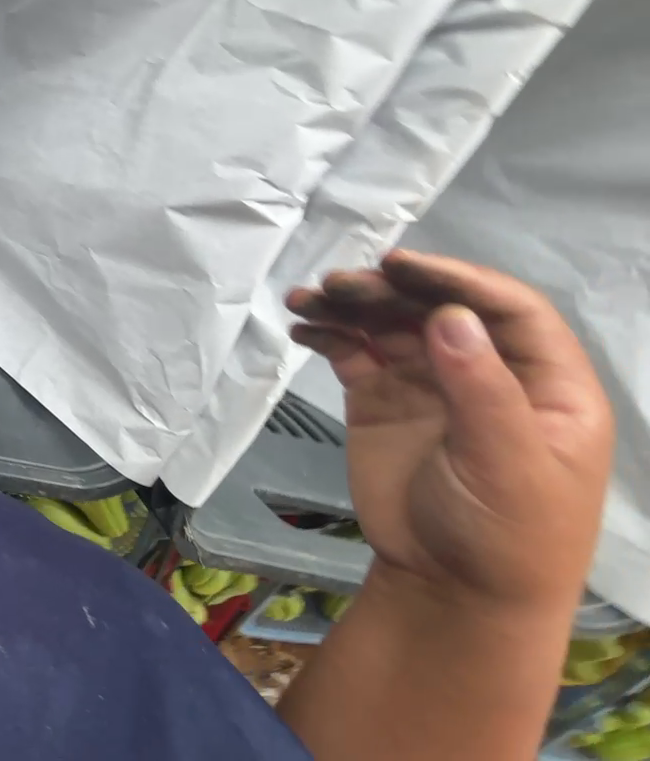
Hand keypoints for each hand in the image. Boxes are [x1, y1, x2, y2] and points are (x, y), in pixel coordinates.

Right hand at [287, 249, 611, 613]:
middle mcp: (484, 374)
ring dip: (347, 305)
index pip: (507, 311)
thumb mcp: (507, 463)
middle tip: (337, 284)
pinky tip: (302, 328)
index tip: (399, 263)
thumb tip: (449, 316)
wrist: (449, 583)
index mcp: (543, 386)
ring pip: (387, 325)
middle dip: (386, 289)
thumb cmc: (506, 530)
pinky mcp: (379, 401)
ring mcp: (427, 386)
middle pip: (435, 309)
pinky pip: (352, 353)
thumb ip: (482, 388)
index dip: (457, 280)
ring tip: (303, 298)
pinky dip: (326, 334)